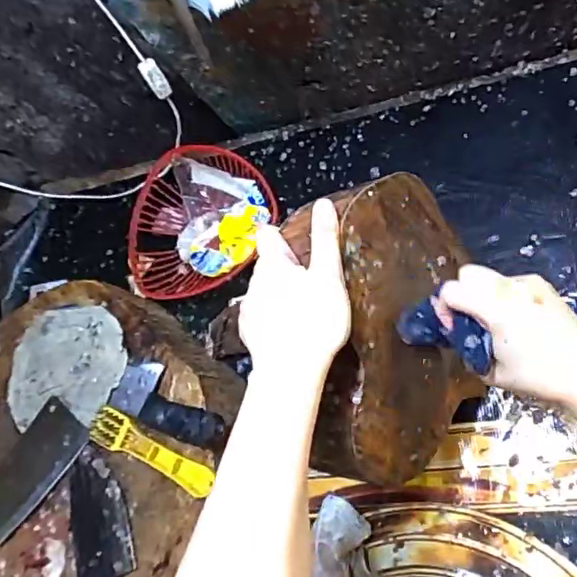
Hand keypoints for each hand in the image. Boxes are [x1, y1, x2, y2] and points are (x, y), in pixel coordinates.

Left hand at [239, 199, 350, 378]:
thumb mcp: (327, 277)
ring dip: (278, 293)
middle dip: (283, 268)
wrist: (290, 371)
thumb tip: (323, 204)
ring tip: (302, 307)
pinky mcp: (250, 333)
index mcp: (272, 264)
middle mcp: (254, 282)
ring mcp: (249, 309)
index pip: (267, 234)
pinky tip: (289, 329)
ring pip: (263, 291)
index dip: (279, 234)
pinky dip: (273, 317)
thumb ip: (325, 240)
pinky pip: (261, 316)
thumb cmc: (313, 321)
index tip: (295, 242)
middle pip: (266, 265)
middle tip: (309, 280)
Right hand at [436, 264, 576, 407]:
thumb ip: (469, 349)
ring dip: (483, 295)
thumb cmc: (539, 377)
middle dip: (462, 294)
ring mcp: (530, 284)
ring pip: (490, 277)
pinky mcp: (543, 287)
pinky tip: (517, 321)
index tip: (451, 326)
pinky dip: (503, 296)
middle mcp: (512, 289)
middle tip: (471, 321)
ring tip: (496, 323)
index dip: (444, 308)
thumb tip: (459, 335)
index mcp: (497, 310)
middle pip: (469, 273)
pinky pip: (510, 283)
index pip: (451, 290)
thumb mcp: (493, 373)